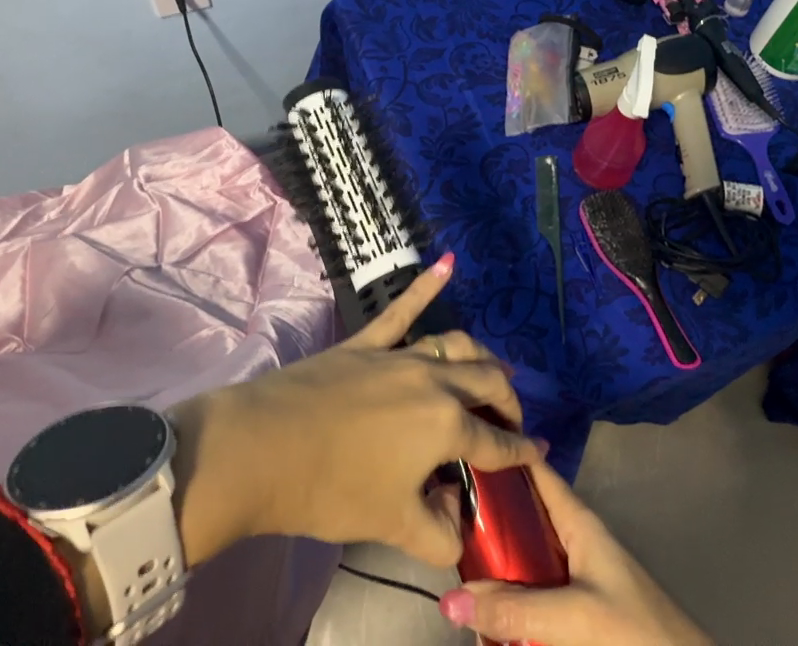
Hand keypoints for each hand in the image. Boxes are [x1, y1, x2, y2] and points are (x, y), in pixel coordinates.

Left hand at [167, 253, 540, 567]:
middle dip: (508, 402)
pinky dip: (427, 285)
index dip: (521, 453)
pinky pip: (402, 309)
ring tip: (495, 369)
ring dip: (482, 357)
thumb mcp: (392, 526)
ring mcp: (398, 355)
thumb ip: (438, 535)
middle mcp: (433, 381)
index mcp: (447, 425)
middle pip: (487, 382)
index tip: (538, 455)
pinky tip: (447, 262)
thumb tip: (458, 528)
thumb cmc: (330, 491)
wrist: (258, 450)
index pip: (497, 442)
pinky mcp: (364, 343)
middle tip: (512, 421)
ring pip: (456, 345)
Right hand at [439, 459, 712, 645]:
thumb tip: (448, 600)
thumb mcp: (573, 616)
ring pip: (521, 559)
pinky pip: (530, 594)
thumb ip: (514, 609)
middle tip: (441, 517)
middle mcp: (573, 541)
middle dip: (483, 518)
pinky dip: (507, 599)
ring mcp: (574, 576)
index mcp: (579, 523)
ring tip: (452, 566)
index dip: (504, 453)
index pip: (536, 473)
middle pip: (521, 517)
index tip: (461, 442)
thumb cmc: (635, 628)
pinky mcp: (575, 608)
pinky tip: (483, 611)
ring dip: (491, 566)